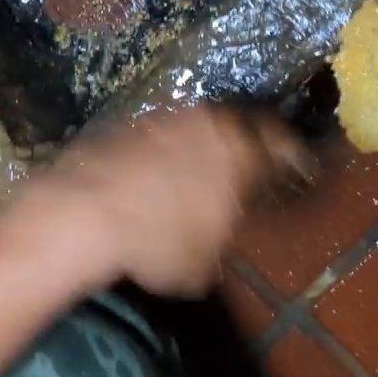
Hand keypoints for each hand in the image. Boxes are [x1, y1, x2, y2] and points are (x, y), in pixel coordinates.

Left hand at [15, 107, 309, 297]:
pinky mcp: (126, 123)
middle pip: (237, 130)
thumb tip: (221, 225)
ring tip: (195, 179)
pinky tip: (153, 180)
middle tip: (244, 175)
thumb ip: (225, 231)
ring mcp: (163, 117)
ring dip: (200, 149)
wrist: (81, 213)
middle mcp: (206, 122)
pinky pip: (160, 136)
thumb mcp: (206, 258)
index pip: (281, 143)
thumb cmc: (156, 241)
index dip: (291, 157)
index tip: (296, 168)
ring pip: (195, 129)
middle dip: (243, 151)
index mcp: (239, 149)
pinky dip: (164, 153)